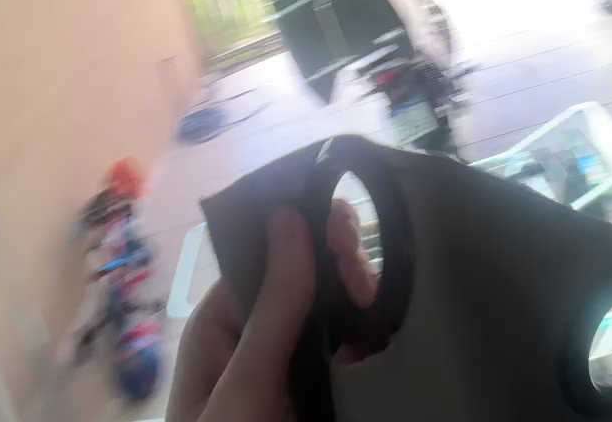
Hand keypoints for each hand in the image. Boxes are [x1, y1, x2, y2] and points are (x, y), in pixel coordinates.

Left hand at [168, 203, 379, 421]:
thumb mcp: (243, 387)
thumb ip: (273, 307)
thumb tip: (288, 215)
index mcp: (224, 327)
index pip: (263, 256)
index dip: (302, 231)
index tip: (341, 219)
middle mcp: (260, 338)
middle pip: (305, 278)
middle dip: (337, 264)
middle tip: (366, 269)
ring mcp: (296, 369)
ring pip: (335, 312)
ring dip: (360, 298)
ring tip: (380, 300)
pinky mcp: (328, 397)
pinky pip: (353, 352)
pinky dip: (372, 337)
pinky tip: (387, 329)